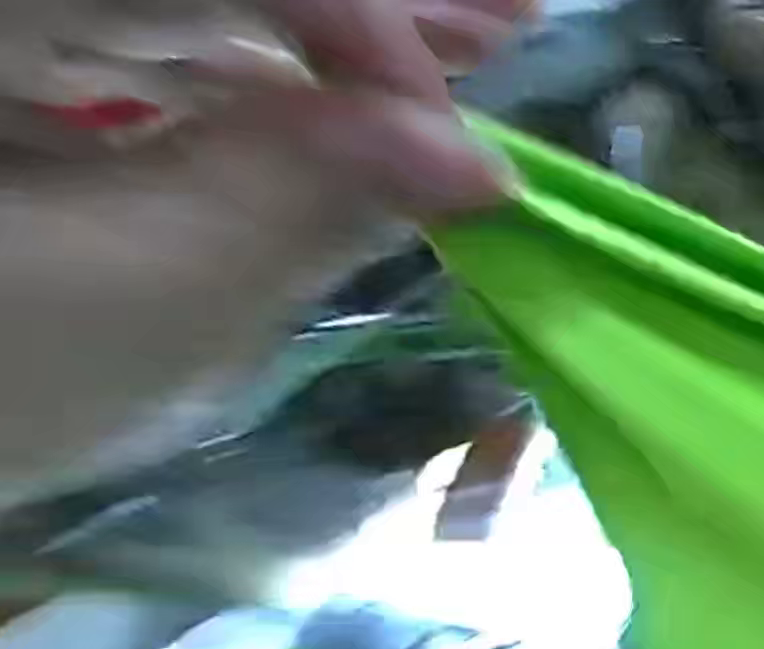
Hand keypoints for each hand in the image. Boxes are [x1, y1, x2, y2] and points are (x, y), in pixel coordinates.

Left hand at [0, 0, 533, 508]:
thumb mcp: (145, 302)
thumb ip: (306, 207)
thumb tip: (477, 167)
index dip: (365, 27)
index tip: (459, 156)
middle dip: (368, 1)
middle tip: (510, 21)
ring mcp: (1, 8)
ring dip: (337, 20)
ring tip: (477, 42)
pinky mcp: (5, 39)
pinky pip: (149, 21)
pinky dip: (267, 52)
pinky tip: (364, 93)